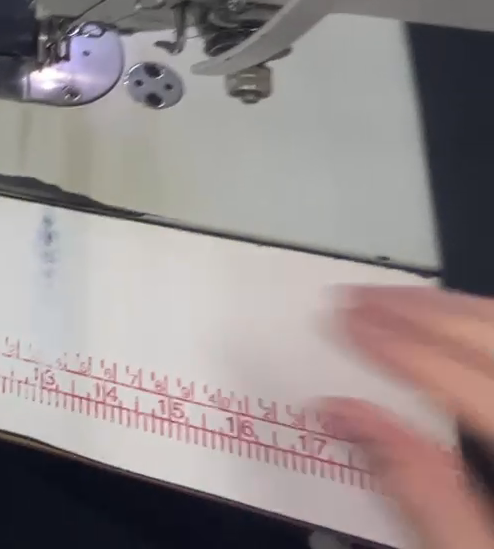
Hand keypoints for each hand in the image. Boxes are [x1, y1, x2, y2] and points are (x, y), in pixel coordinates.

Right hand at [324, 287, 493, 547]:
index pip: (473, 390)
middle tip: (357, 297)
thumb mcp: (467, 548)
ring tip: (396, 297)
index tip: (344, 322)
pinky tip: (454, 318)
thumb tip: (340, 412)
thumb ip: (413, 487)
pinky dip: (482, 326)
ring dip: (456, 312)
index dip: (403, 350)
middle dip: (425, 315)